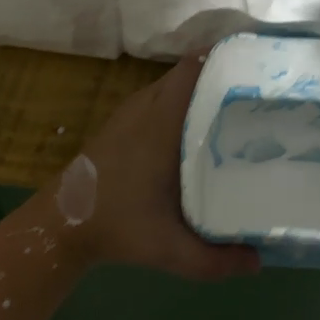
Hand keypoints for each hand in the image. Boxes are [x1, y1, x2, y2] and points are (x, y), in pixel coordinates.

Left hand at [68, 54, 261, 279]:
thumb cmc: (118, 227)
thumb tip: (259, 261)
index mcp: (163, 120)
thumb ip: (214, 260)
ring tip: (239, 103)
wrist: (60, 226)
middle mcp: (148, 105)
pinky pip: (162, 95)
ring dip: (203, 87)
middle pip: (192, 70)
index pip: (195, 66)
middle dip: (223, 73)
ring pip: (176, 83)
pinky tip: (202, 125)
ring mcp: (132, 110)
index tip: (257, 67)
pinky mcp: (124, 120)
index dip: (226, 58)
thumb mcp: (168, 250)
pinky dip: (184, 99)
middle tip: (259, 89)